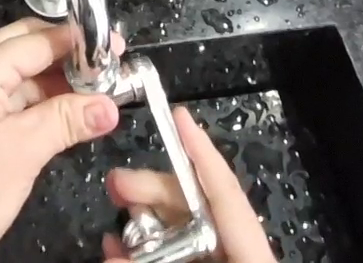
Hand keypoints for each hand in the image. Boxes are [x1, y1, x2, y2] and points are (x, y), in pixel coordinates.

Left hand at [0, 19, 123, 262]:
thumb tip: (109, 105)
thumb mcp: (22, 154)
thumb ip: (67, 120)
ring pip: (18, 70)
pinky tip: (67, 110)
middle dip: (66, 53)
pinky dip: (38, 98)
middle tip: (107, 64)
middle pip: (25, 45)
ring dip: (55, 77)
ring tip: (96, 89)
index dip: (76, 42)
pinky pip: (8, 93)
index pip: (35, 40)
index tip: (112, 45)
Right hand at [101, 106, 277, 262]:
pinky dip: (149, 250)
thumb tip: (109, 253)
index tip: (177, 114)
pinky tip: (117, 249)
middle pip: (198, 206)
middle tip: (118, 182)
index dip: (201, 152)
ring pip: (184, 231)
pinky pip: (180, 256)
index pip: (227, 192)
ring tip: (115, 212)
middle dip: (154, 189)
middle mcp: (240, 252)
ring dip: (145, 220)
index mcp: (253, 254)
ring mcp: (224, 261)